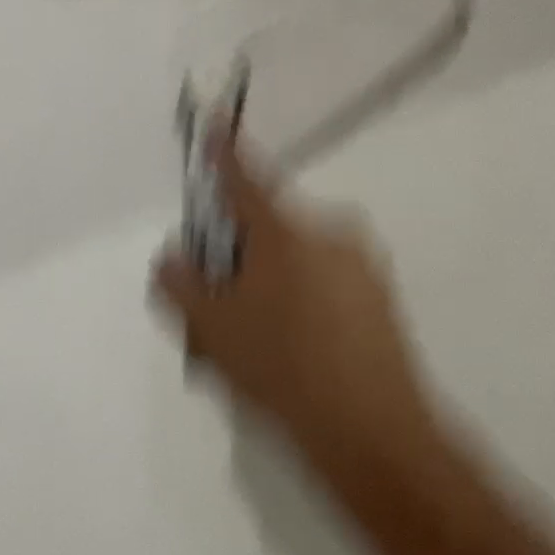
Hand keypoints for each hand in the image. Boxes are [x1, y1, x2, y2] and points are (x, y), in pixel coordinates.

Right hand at [151, 131, 439, 454]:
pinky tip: (281, 359)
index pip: (243, 179)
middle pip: (265, 232)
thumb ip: (177, 281)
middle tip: (210, 311)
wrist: (372, 435)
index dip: (222, 151)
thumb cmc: (279, 367)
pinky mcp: (380, 303)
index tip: (213, 119)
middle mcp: (330, 236)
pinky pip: (320, 289)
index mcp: (285, 232)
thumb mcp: (206, 324)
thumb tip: (174, 257)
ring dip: (261, 290)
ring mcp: (362, 270)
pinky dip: (292, 309)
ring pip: (291, 265)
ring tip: (244, 348)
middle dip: (232, 261)